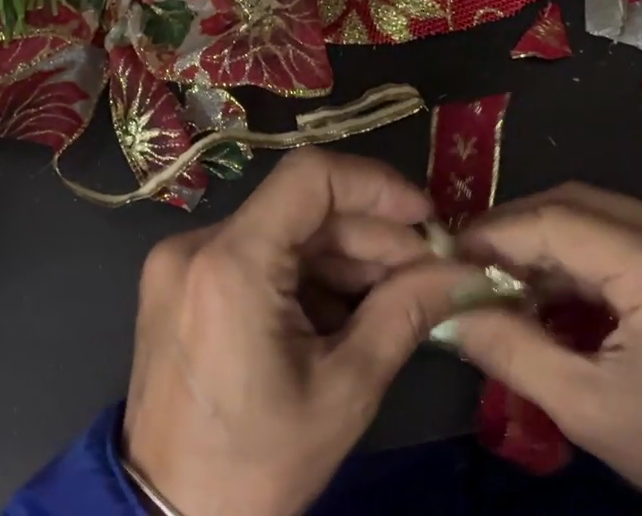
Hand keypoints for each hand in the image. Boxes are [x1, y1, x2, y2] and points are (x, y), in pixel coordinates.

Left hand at [122, 149, 478, 515]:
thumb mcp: (345, 390)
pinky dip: (304, 276)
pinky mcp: (178, 282)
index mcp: (231, 264)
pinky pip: (255, 256)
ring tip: (394, 299)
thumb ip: (406, 313)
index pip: (310, 177)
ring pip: (281, 232)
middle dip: (370, 237)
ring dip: (342, 259)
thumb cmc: (259, 463)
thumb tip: (463, 273)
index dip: (376, 186)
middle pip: (301, 210)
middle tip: (427, 273)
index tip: (425, 220)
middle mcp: (195, 245)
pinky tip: (343, 313)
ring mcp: (180, 262)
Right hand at [449, 185, 641, 515]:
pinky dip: (581, 251)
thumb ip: (507, 349)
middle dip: (515, 232)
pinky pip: (624, 229)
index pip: (556, 221)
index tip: (448, 258)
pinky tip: (555, 286)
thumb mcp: (587, 408)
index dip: (494, 233)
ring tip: (505, 280)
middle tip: (470, 267)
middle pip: (575, 202)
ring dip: (546, 239)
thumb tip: (443, 308)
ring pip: (597, 210)